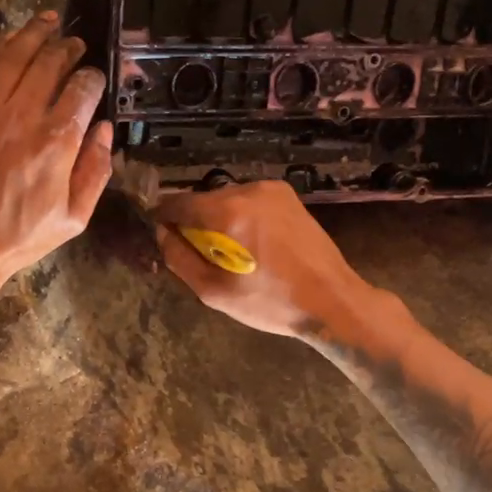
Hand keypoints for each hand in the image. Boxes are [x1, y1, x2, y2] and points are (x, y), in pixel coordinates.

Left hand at [0, 12, 113, 288]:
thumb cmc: (19, 238)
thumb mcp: (73, 218)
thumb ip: (95, 172)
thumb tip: (105, 131)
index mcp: (57, 142)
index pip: (83, 90)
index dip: (93, 79)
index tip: (95, 80)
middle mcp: (23, 116)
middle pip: (49, 63)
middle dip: (67, 48)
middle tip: (74, 44)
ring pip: (13, 56)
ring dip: (32, 34)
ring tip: (46, 22)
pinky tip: (5, 42)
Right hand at [154, 180, 373, 337]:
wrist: (332, 301)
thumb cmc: (270, 302)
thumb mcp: (214, 291)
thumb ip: (179, 258)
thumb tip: (160, 234)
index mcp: (227, 212)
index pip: (177, 202)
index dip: (162, 218)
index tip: (160, 235)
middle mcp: (248, 189)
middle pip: (203, 200)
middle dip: (194, 223)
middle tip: (199, 255)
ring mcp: (272, 190)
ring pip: (226, 200)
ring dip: (218, 220)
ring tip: (229, 253)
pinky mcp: (288, 196)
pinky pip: (249, 201)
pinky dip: (241, 218)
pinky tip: (252, 245)